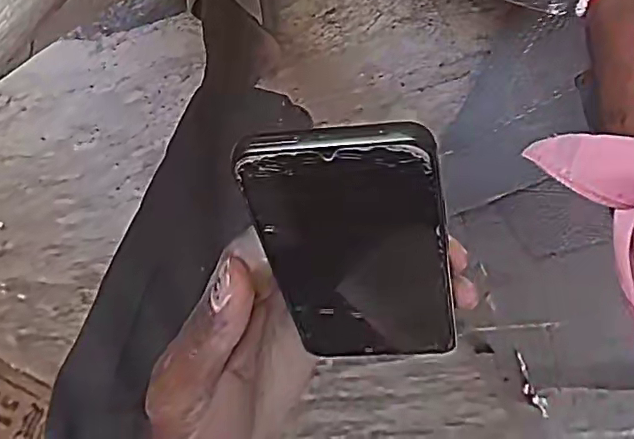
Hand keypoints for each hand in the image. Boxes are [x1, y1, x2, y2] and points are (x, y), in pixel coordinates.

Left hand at [146, 234, 480, 438]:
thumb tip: (233, 271)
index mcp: (241, 282)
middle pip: (335, 238)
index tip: (380, 215)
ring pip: (356, 264)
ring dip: (402, 263)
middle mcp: (270, 282)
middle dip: (389, 232)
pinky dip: (396, 297)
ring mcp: (295, 304)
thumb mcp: (185, 384)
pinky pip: (360, 299)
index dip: (339, 216)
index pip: (291, 227)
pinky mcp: (313, 330)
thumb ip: (205, 332)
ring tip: (447, 273)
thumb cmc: (188, 422)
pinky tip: (426, 302)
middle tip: (438, 246)